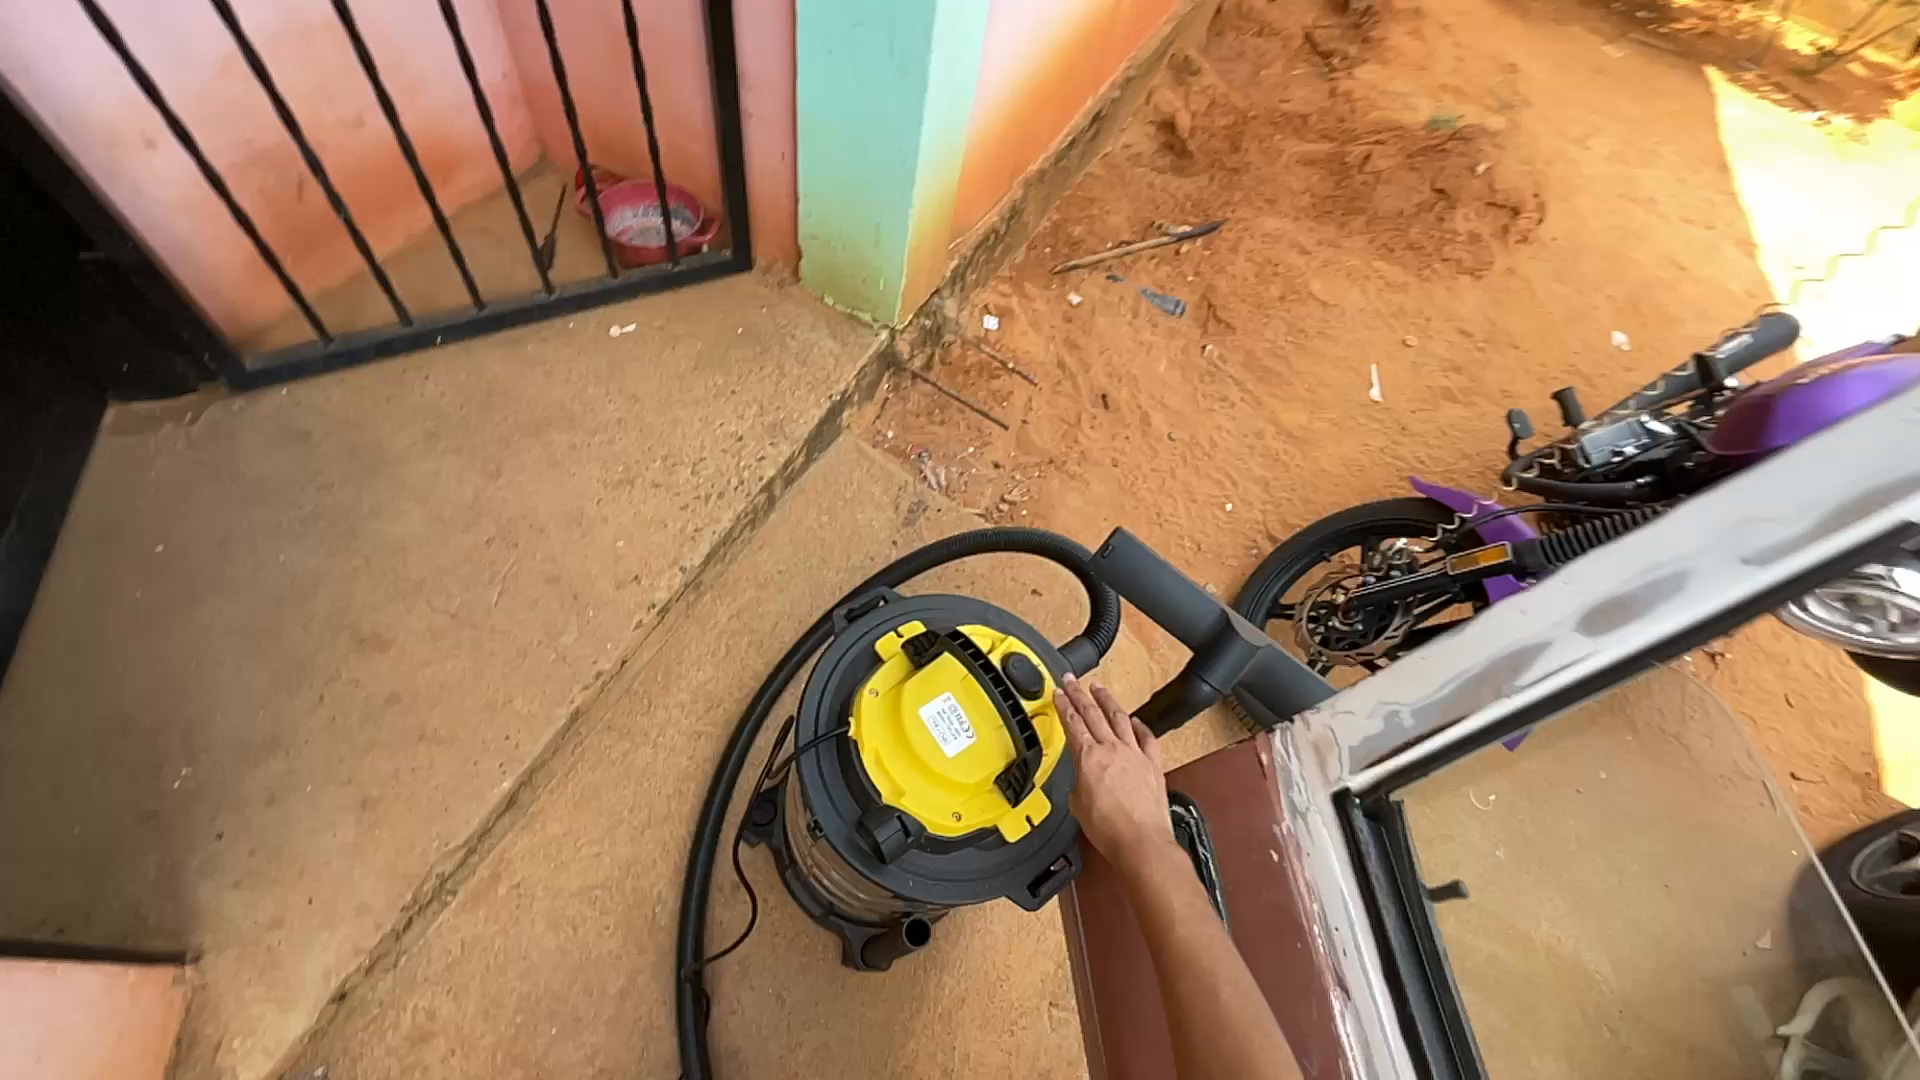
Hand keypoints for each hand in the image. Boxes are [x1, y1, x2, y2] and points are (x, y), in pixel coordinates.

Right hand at [1055, 674, 1173, 868]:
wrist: (1140, 841)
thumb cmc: (1109, 829)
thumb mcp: (1078, 805)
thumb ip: (1078, 784)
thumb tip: (1082, 782)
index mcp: (1088, 757)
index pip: (1072, 722)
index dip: (1063, 705)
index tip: (1059, 692)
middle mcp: (1112, 749)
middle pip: (1092, 712)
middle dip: (1079, 693)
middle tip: (1071, 679)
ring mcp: (1134, 754)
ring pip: (1118, 717)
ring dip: (1107, 700)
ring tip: (1099, 688)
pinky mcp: (1152, 765)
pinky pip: (1147, 738)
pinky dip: (1140, 726)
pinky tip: (1135, 720)